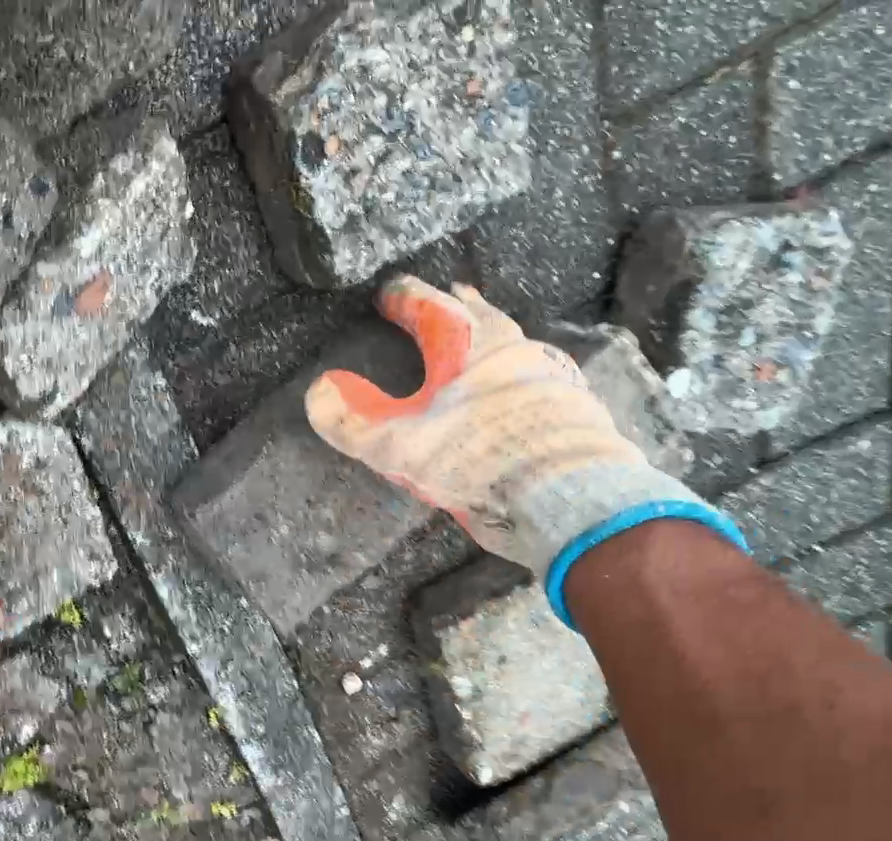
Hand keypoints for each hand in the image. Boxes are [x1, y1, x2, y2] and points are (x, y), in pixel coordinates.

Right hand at [306, 277, 737, 619]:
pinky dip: (513, 374)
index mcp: (468, 347)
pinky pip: (534, 376)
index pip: (430, 308)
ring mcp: (548, 377)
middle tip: (448, 295)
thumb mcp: (396, 445)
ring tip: (477, 342)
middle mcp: (512, 350)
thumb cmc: (476, 459)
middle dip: (459, 306)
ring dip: (491, 338)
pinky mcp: (571, 410)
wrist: (569, 497)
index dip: (405, 298)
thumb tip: (319, 388)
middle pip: (482, 316)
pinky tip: (511, 391)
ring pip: (513, 344)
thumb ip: (350, 418)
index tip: (388, 292)